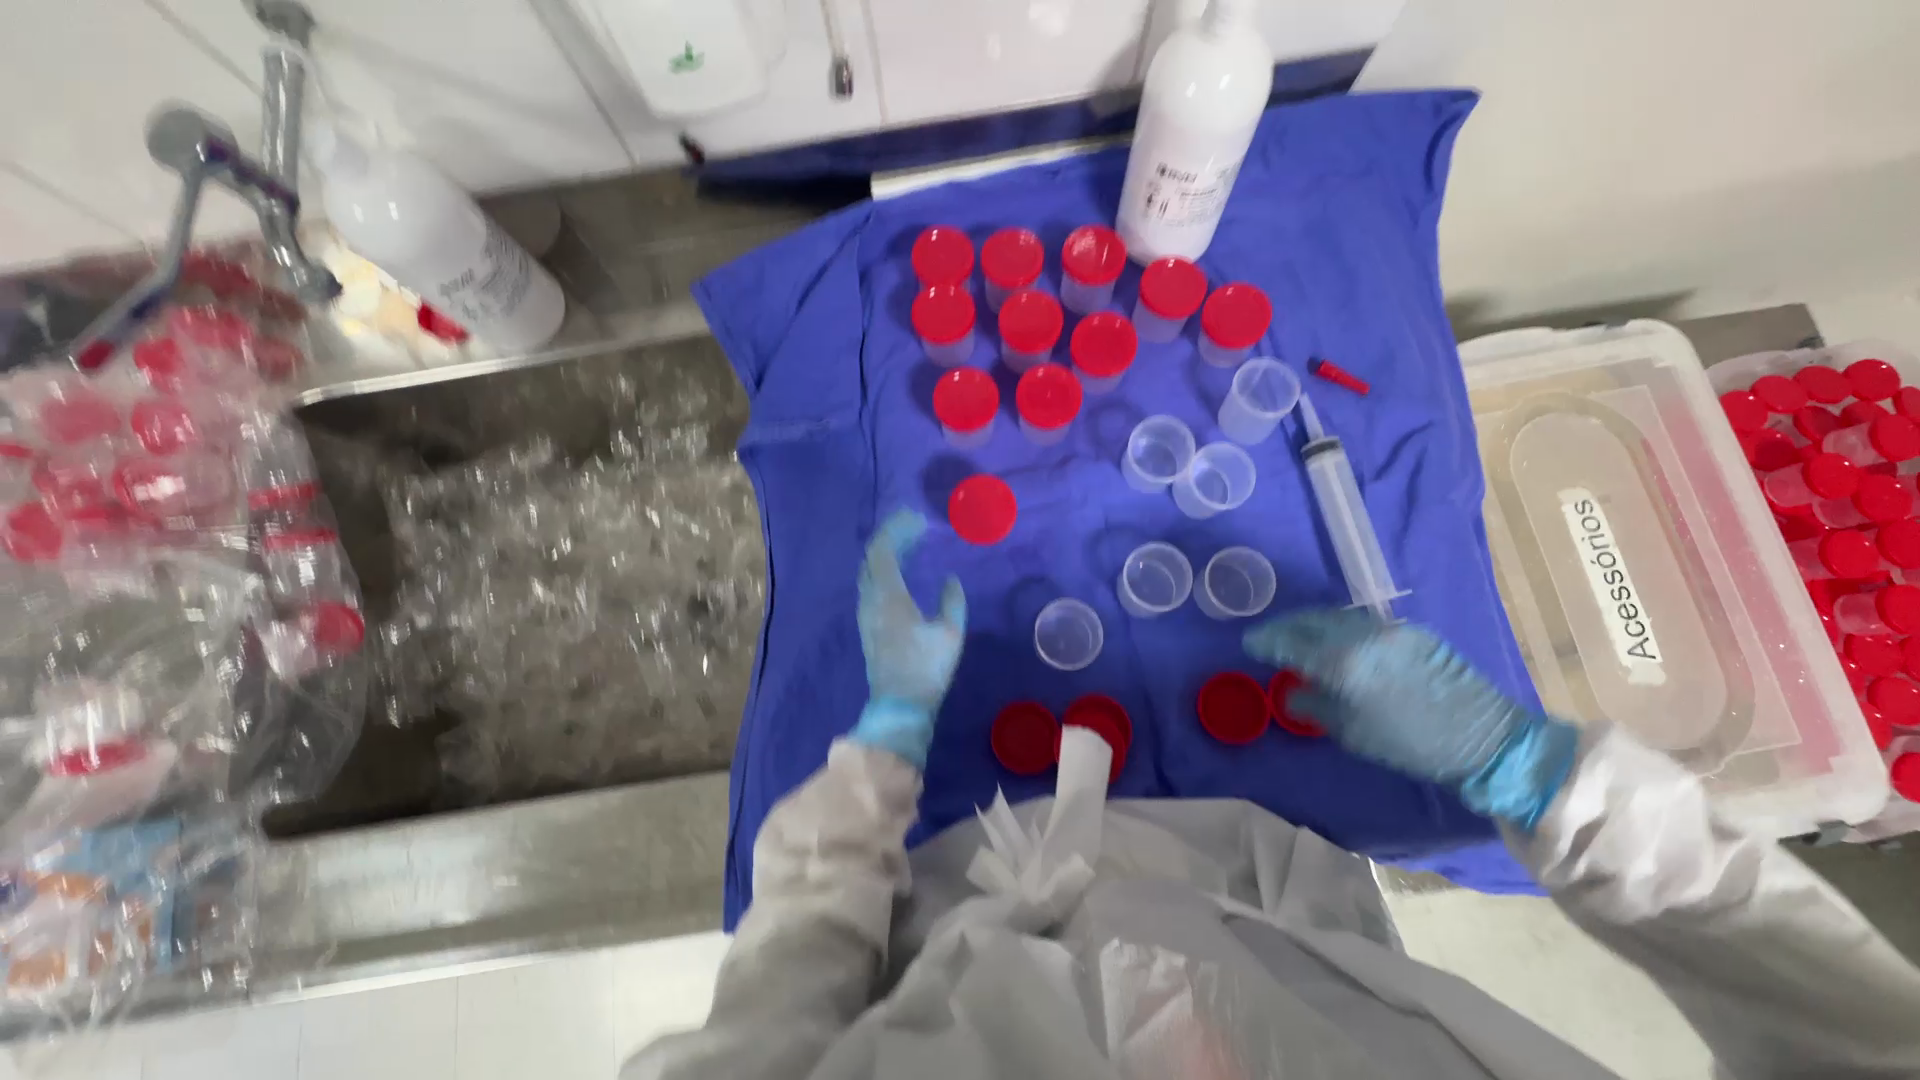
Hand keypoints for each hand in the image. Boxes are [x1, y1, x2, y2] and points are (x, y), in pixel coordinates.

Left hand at [847, 510, 965, 768]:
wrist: (900, 706)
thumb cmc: (926, 669)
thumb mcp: (950, 633)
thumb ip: (951, 601)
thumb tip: (949, 580)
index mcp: (888, 597)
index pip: (882, 551)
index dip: (897, 529)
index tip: (917, 518)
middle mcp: (870, 600)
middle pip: (872, 558)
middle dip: (892, 537)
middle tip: (916, 527)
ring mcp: (866, 614)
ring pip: (870, 572)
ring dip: (888, 553)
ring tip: (912, 544)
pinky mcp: (868, 626)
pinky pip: (872, 585)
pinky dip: (886, 570)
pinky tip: (903, 572)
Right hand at [1244, 609, 1578, 828]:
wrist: (1485, 738)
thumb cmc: (1411, 744)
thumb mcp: (1352, 733)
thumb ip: (1314, 706)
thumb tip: (1290, 692)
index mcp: (1344, 663)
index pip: (1290, 642)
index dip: (1265, 641)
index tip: (1250, 644)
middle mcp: (1362, 636)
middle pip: (1311, 620)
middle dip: (1286, 627)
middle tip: (1270, 638)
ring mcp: (1389, 629)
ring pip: (1337, 616)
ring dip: (1312, 623)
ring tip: (1299, 638)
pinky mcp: (1412, 631)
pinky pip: (1362, 622)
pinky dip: (1339, 627)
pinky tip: (1336, 641)